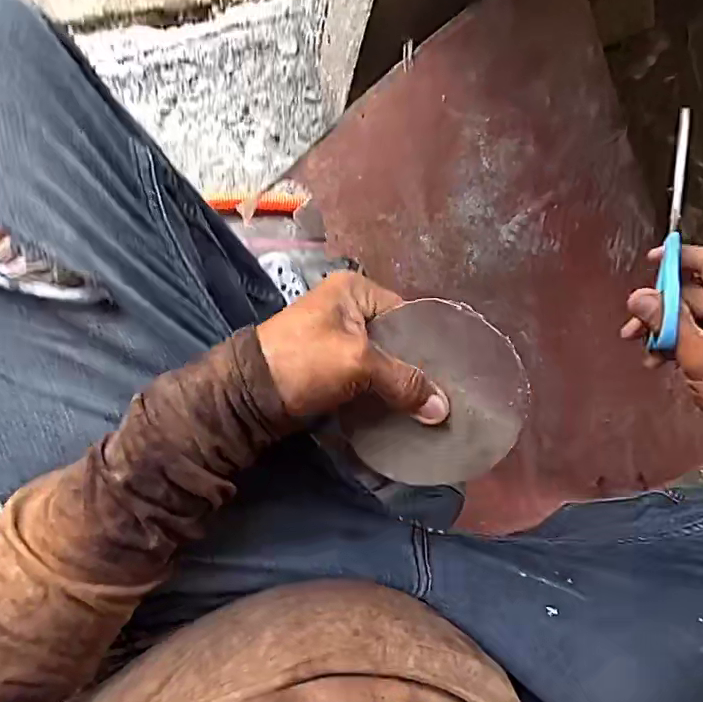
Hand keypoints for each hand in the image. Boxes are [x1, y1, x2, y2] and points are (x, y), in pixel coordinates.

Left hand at [257, 270, 449, 423]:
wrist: (249, 395)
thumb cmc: (304, 362)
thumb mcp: (358, 362)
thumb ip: (403, 380)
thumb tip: (443, 408)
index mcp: (355, 290)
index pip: (408, 313)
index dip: (430, 343)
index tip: (453, 372)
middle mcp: (349, 310)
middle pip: (398, 340)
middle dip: (417, 368)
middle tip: (444, 395)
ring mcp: (338, 340)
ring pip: (383, 363)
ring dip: (401, 385)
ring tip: (430, 407)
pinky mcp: (331, 369)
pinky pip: (368, 379)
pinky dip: (383, 394)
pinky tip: (404, 411)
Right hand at [619, 244, 702, 439]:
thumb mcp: (698, 355)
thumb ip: (668, 322)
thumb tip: (641, 297)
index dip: (679, 258)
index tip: (650, 262)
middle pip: (697, 291)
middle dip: (662, 307)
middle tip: (633, 326)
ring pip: (695, 316)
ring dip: (666, 330)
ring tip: (645, 351)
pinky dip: (681, 343)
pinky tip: (660, 360)